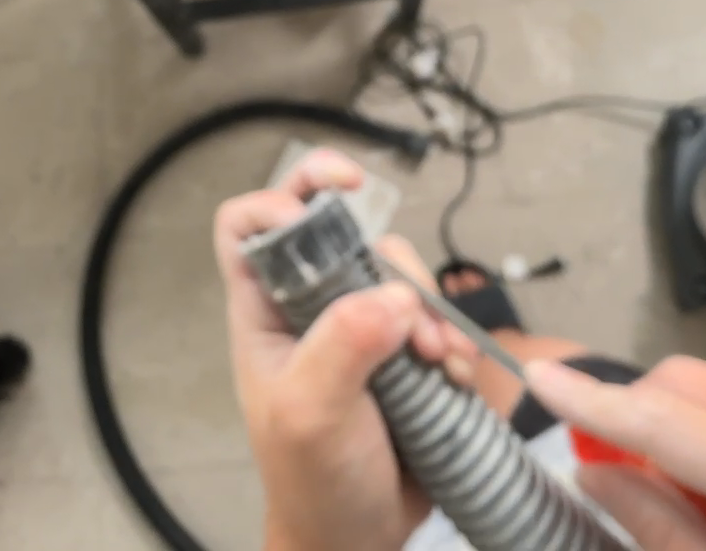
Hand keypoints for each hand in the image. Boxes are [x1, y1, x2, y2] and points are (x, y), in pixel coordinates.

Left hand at [214, 149, 475, 550]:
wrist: (359, 533)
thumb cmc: (312, 478)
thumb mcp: (310, 414)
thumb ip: (341, 348)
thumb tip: (392, 296)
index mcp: (265, 309)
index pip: (252, 224)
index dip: (285, 194)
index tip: (341, 189)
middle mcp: (310, 303)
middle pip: (345, 235)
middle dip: (388, 266)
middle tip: (413, 324)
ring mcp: (359, 319)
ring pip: (397, 270)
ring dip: (428, 306)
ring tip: (438, 359)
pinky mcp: (401, 341)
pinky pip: (432, 309)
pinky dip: (450, 331)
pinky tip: (453, 370)